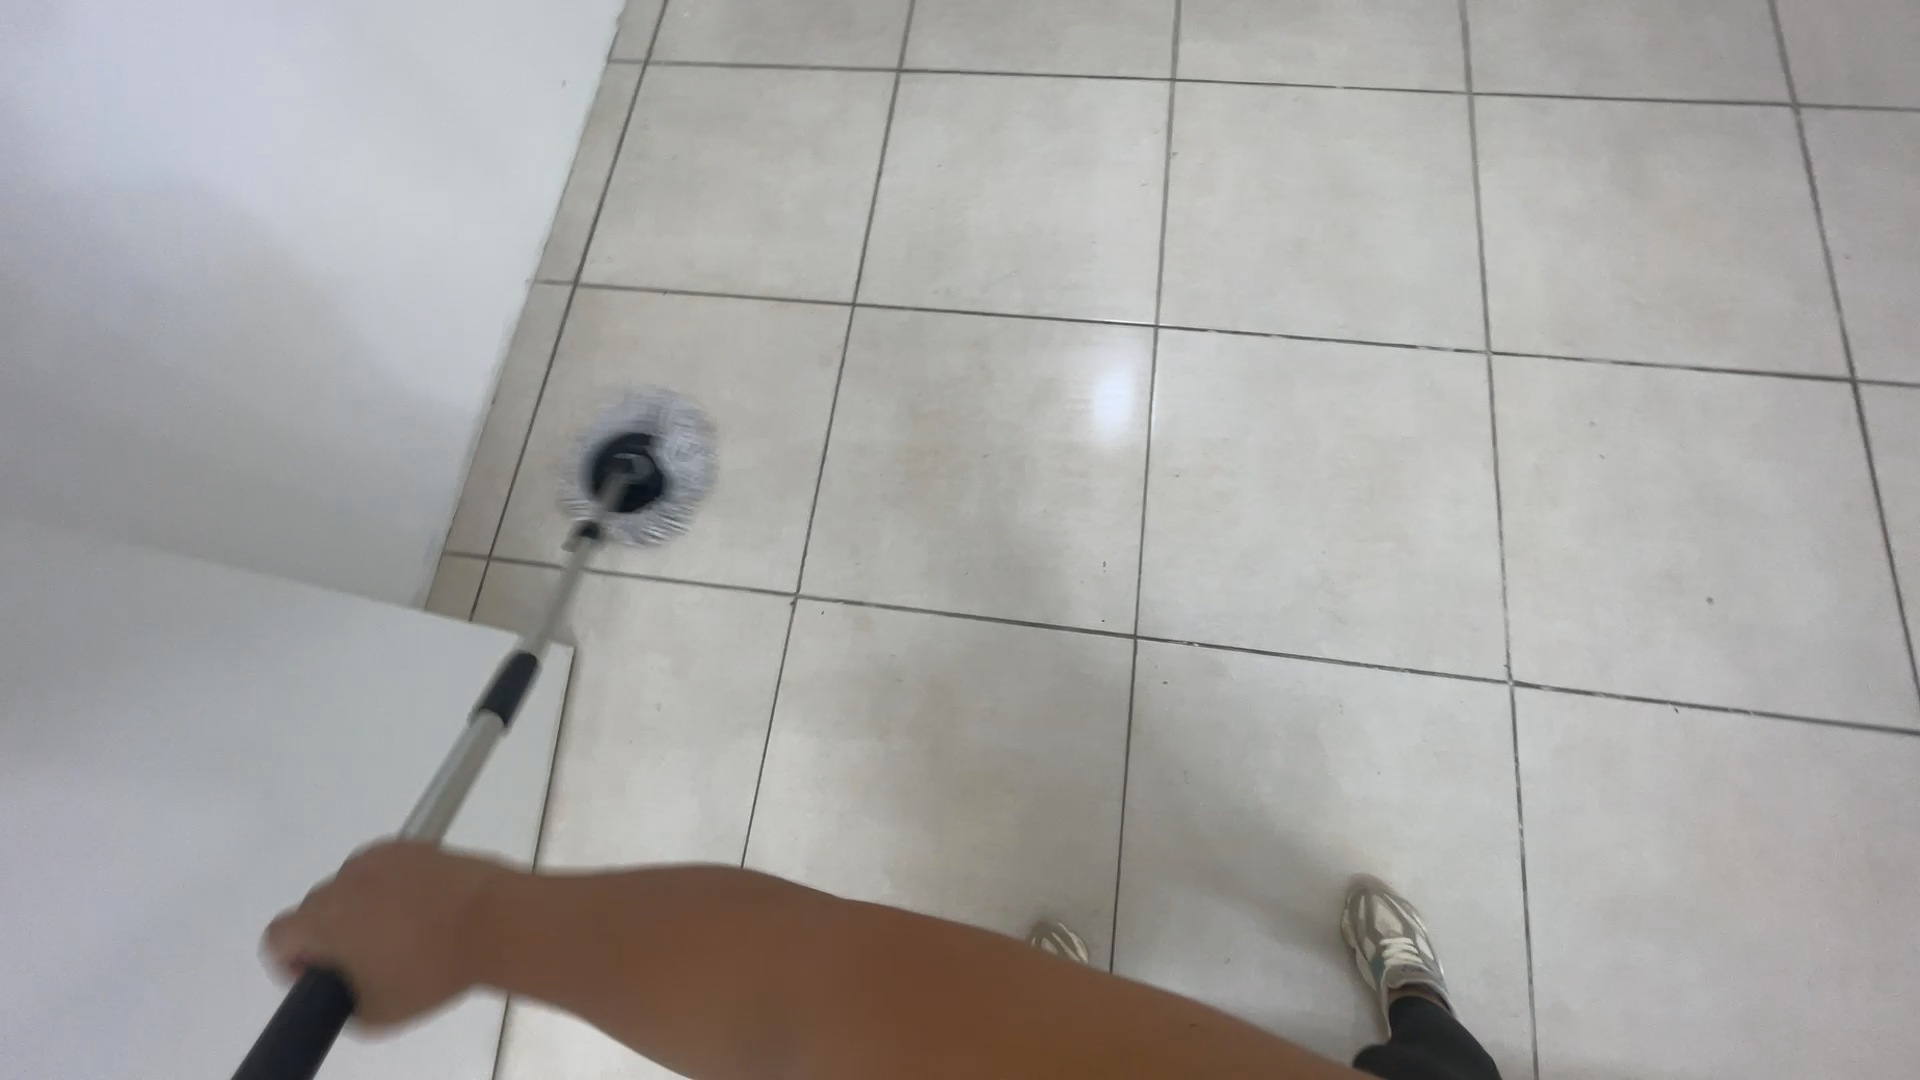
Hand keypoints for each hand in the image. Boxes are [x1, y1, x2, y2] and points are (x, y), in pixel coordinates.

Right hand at [264, 840, 513, 1027]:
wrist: (500, 919)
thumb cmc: (433, 967)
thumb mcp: (375, 1013)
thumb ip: (342, 1004)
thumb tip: (350, 990)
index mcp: (326, 916)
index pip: (280, 935)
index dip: (294, 960)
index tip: (325, 975)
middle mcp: (353, 877)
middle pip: (320, 905)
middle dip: (332, 931)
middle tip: (367, 957)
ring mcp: (394, 855)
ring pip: (358, 880)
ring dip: (365, 902)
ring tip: (401, 930)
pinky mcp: (429, 845)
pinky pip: (394, 864)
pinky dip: (399, 881)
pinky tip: (424, 904)